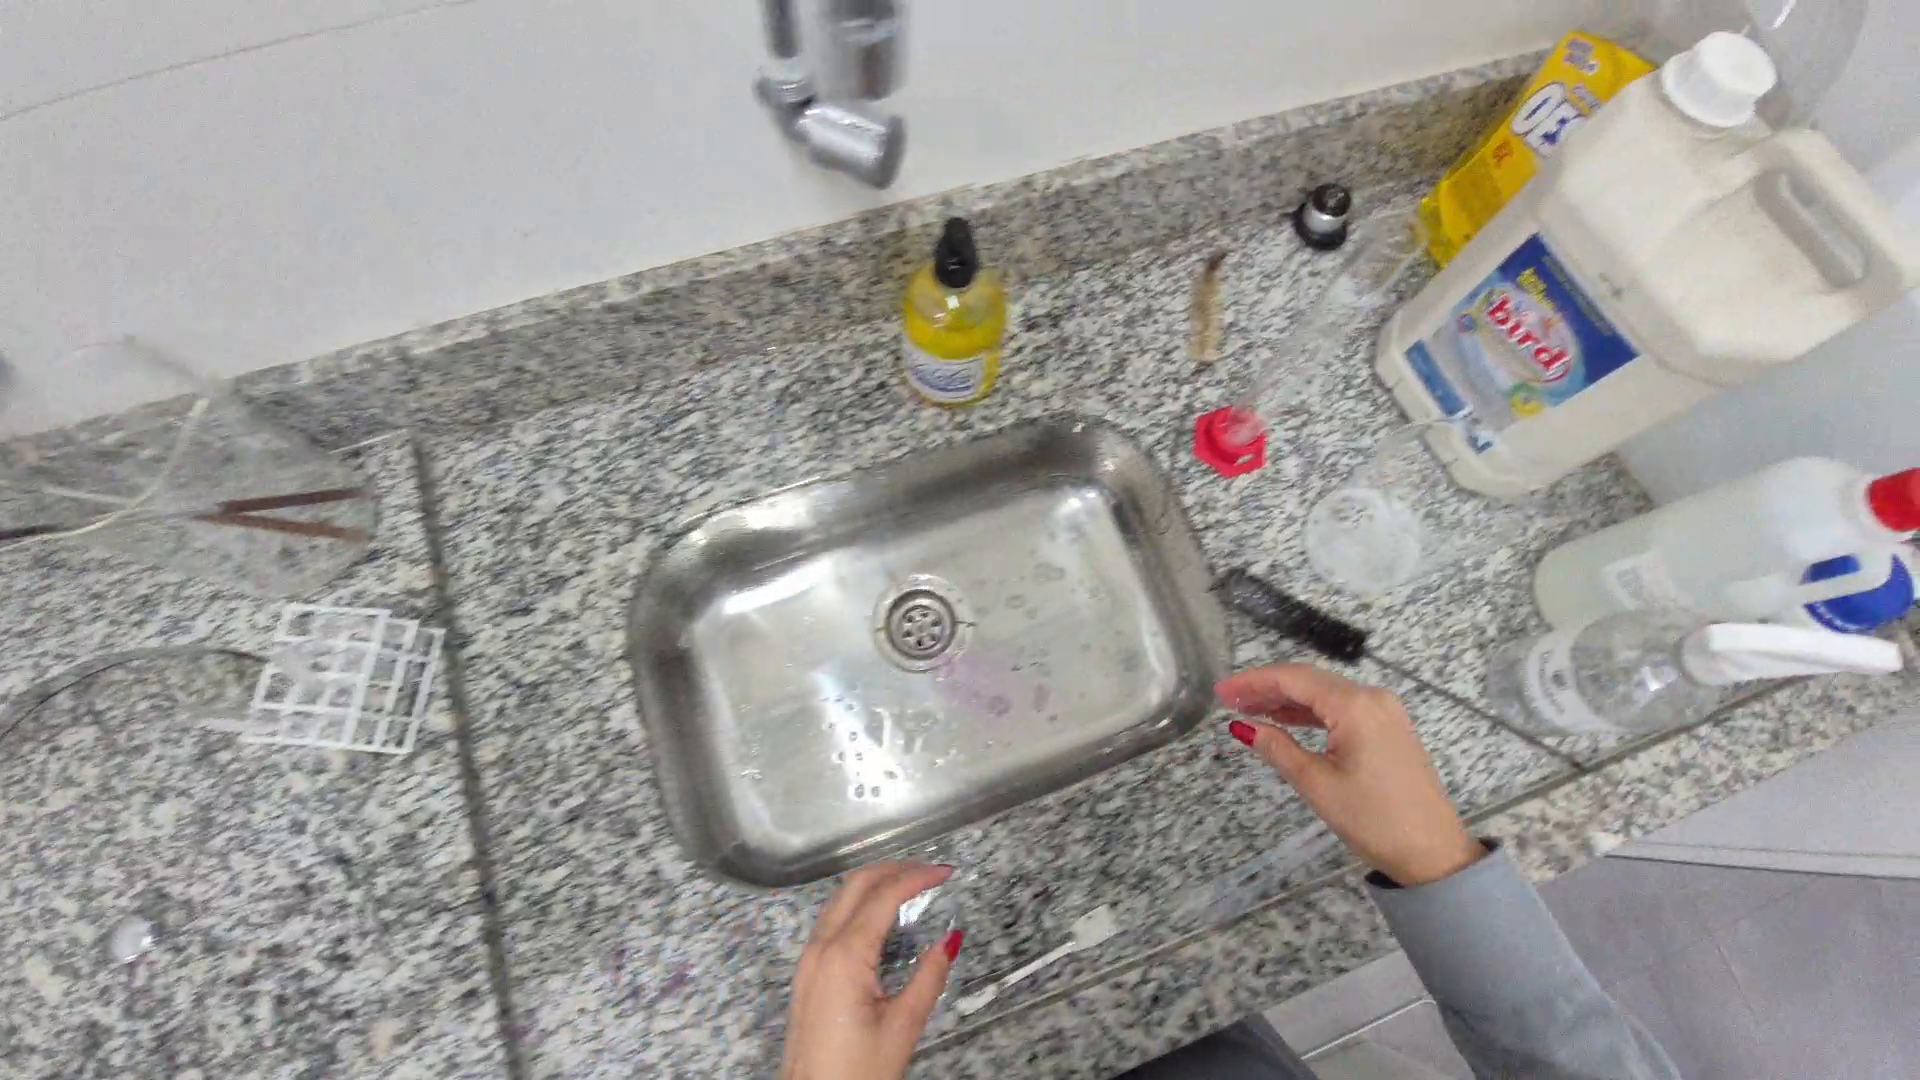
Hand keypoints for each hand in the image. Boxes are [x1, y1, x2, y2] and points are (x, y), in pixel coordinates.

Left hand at [781, 862, 963, 1079]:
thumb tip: (951, 939)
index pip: (884, 895)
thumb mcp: (902, 1028)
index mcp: (845, 955)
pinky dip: (860, 901)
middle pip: (857, 884)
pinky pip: (833, 917)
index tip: (946, 872)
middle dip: (895, 868)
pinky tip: (882, 914)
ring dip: (876, 882)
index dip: (917, 876)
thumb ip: (929, 978)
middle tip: (930, 871)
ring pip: (841, 897)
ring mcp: (809, 957)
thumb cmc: (857, 1074)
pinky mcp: (807, 971)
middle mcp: (821, 946)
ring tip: (912, 885)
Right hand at [1218, 665, 1484, 886]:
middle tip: (1228, 700)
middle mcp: (1372, 698)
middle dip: (1266, 687)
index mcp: (1355, 706)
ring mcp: (1384, 711)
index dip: (1253, 681)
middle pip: (1308, 680)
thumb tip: (1241, 727)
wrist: (1435, 854)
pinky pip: (1339, 707)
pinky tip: (1283, 719)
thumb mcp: (1316, 783)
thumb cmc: (1374, 819)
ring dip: (1285, 699)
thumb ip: (1276, 747)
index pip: (1293, 679)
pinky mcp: (1388, 727)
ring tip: (1248, 709)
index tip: (1221, 692)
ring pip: (1323, 692)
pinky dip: (1309, 711)